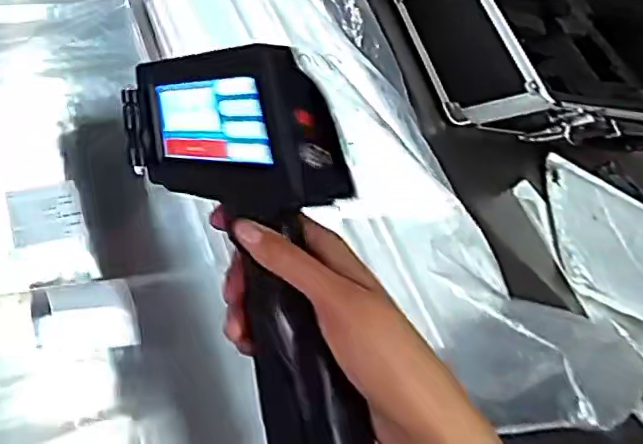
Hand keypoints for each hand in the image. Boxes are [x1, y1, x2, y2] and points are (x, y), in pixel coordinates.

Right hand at [213, 208, 498, 443]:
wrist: (418, 429)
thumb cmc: (398, 362)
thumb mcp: (335, 298)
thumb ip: (289, 259)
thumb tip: (249, 228)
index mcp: (333, 258)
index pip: (283, 222)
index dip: (252, 220)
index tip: (224, 222)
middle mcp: (326, 282)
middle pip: (268, 260)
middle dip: (244, 273)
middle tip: (234, 290)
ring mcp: (320, 315)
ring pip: (268, 295)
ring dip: (245, 306)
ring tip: (240, 324)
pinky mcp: (315, 346)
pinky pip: (275, 328)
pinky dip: (255, 331)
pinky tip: (251, 341)